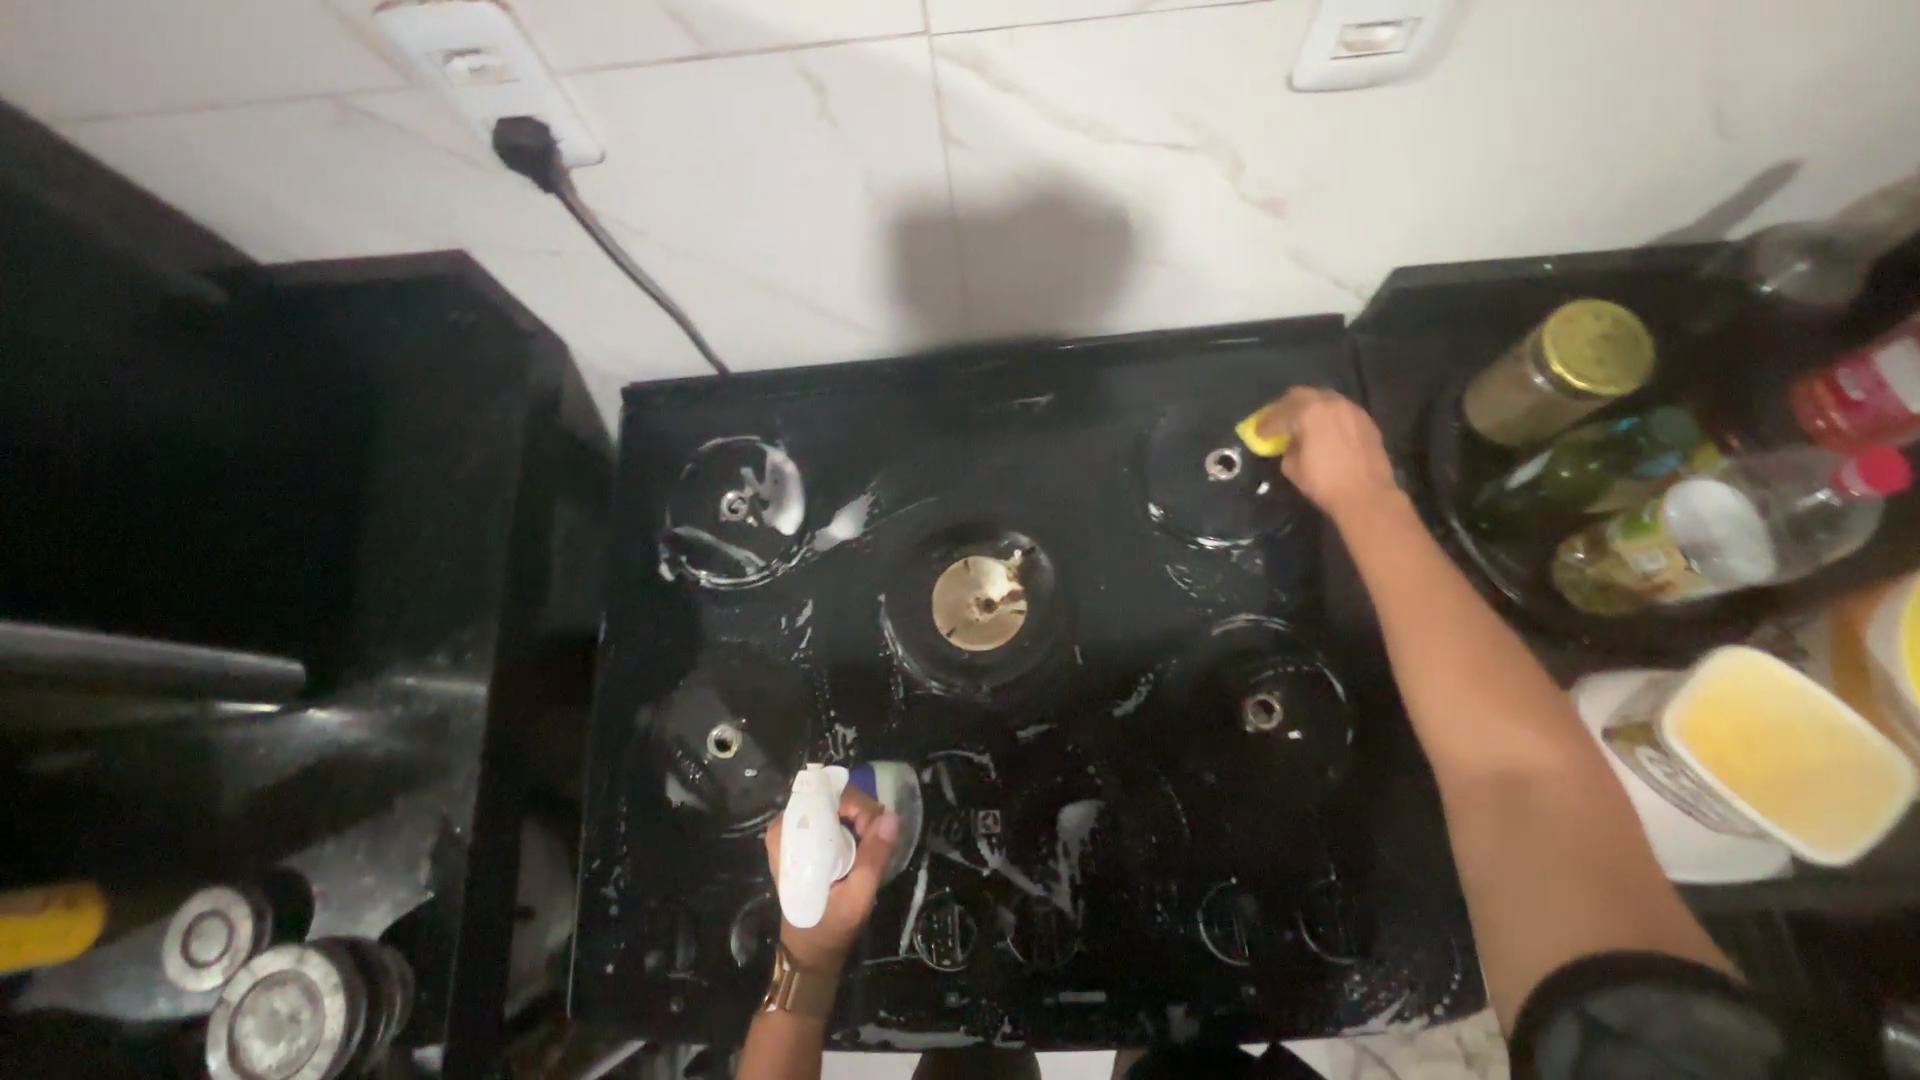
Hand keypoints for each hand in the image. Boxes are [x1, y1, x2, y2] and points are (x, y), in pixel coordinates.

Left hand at [764, 787, 900, 974]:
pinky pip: (834, 818)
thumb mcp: (857, 897)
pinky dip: (853, 828)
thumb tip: (892, 817)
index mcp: (789, 833)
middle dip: (861, 815)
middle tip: (875, 844)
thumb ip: (873, 857)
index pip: (829, 796)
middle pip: (834, 797)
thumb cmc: (829, 927)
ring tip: (869, 851)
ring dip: (860, 822)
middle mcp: (788, 825)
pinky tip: (860, 851)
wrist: (809, 952)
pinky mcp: (804, 838)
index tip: (873, 833)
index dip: (858, 808)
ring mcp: (795, 830)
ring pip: (837, 805)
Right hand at [1255, 387, 1400, 524]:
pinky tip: (1325, 431)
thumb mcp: (1292, 467)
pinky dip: (1327, 417)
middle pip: (1300, 395)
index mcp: (1308, 412)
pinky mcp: (1365, 420)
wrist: (1367, 495)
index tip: (1258, 434)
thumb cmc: (1324, 482)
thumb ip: (1287, 448)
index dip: (1265, 425)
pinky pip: (1340, 410)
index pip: (1278, 414)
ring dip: (1308, 409)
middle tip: (1277, 423)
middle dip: (1285, 408)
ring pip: (1323, 399)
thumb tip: (1291, 443)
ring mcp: (1351, 409)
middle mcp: (1330, 403)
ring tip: (1301, 425)